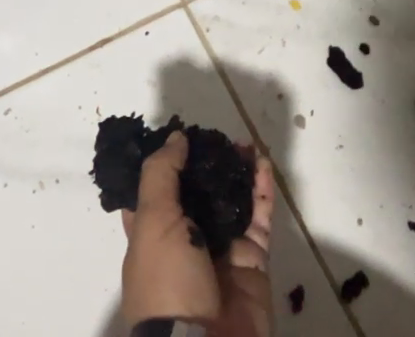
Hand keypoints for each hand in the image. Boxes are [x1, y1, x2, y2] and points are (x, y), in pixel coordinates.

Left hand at [120, 132, 274, 336]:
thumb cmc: (167, 280)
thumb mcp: (152, 221)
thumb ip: (162, 175)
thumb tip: (175, 138)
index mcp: (151, 233)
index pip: (155, 190)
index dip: (166, 162)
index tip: (179, 134)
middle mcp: (185, 238)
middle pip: (198, 191)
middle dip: (209, 163)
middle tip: (220, 136)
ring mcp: (221, 248)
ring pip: (231, 199)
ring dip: (237, 171)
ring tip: (245, 144)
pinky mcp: (252, 258)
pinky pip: (258, 218)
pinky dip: (261, 190)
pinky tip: (263, 164)